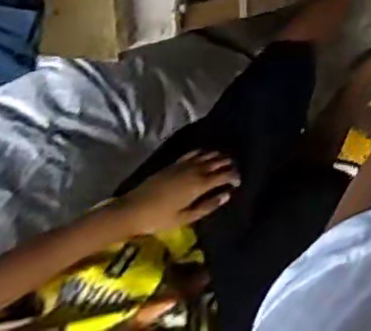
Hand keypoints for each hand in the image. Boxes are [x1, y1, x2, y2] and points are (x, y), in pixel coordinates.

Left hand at [104, 151, 238, 236]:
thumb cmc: (158, 219)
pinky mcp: (176, 163)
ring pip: (211, 154)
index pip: (226, 174)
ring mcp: (186, 164)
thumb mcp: (184, 219)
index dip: (235, 176)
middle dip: (230, 165)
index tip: (238, 182)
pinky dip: (206, 153)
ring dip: (220, 157)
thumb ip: (207, 206)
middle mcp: (197, 169)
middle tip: (233, 173)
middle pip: (221, 161)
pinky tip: (206, 157)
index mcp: (200, 184)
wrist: (131, 210)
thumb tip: (226, 195)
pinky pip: (196, 152)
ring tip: (223, 164)